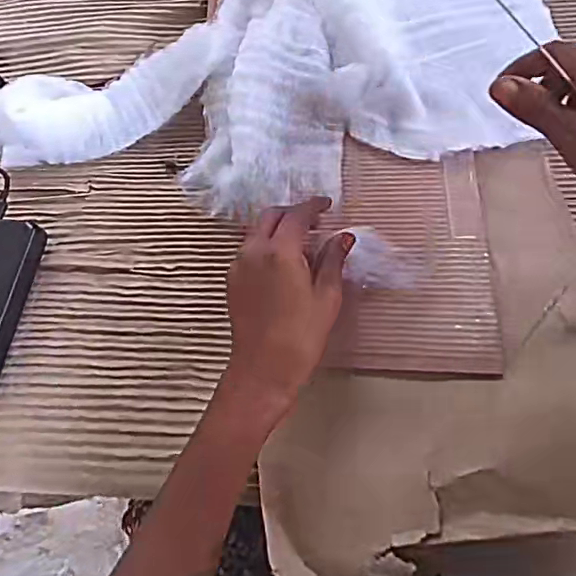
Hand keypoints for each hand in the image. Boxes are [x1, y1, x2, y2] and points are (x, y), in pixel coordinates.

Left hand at [220, 198, 352, 416]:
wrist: (263, 371)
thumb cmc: (300, 336)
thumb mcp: (327, 296)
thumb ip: (333, 260)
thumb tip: (342, 238)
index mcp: (279, 252)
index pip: (296, 214)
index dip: (313, 206)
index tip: (326, 205)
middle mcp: (254, 252)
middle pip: (272, 216)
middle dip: (293, 212)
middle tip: (315, 221)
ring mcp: (239, 266)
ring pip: (257, 231)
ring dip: (278, 228)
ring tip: (303, 242)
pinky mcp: (233, 281)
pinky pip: (250, 250)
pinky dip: (267, 244)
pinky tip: (284, 262)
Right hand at [489, 43, 575, 227]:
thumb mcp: (574, 138)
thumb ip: (535, 108)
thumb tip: (505, 87)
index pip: (554, 52)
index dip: (522, 69)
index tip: (505, 89)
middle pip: (572, 64)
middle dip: (544, 87)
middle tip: (529, 114)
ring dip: (565, 101)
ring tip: (560, 133)